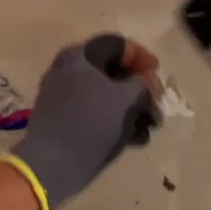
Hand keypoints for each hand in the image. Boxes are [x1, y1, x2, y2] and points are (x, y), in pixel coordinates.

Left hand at [9, 35, 161, 209]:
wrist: (53, 164)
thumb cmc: (91, 123)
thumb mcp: (126, 99)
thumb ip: (143, 84)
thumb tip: (147, 81)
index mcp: (78, 56)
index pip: (117, 45)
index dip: (141, 57)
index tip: (158, 74)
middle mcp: (67, 71)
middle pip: (112, 72)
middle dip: (138, 89)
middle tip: (156, 104)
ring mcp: (62, 97)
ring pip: (105, 95)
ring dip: (131, 109)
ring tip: (149, 129)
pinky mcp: (62, 120)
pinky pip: (94, 113)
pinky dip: (114, 121)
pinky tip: (134, 140)